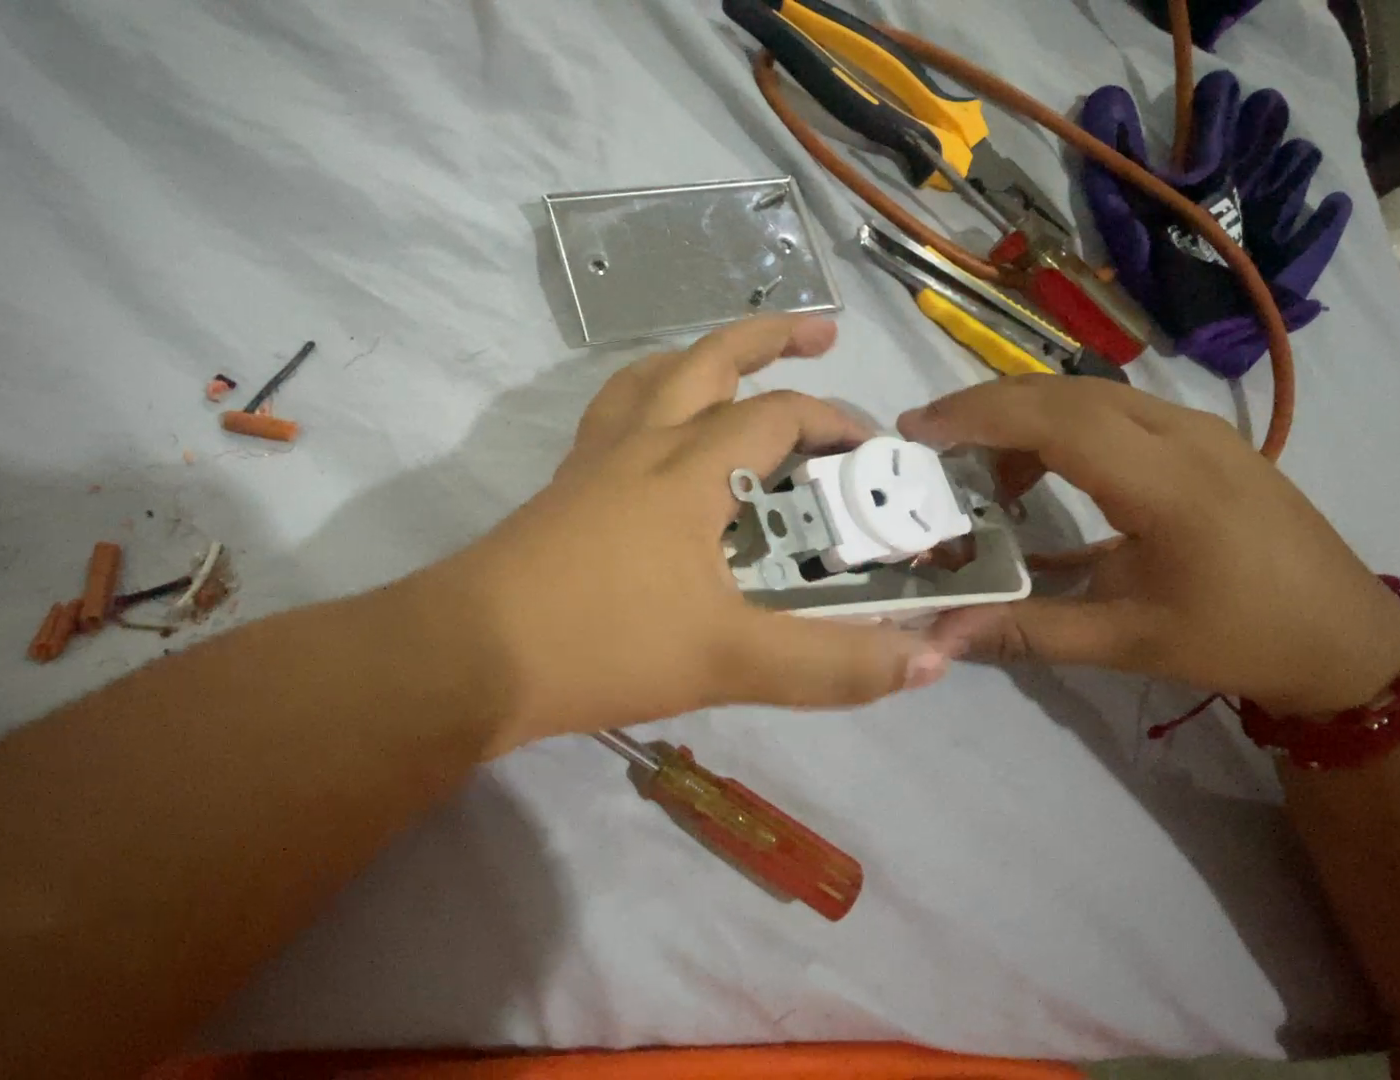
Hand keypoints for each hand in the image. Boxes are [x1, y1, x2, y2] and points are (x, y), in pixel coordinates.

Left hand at [437, 315, 947, 752]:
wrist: (471, 656)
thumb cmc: (603, 644)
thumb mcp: (730, 661)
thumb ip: (831, 665)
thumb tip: (928, 663)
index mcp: (691, 468)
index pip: (780, 415)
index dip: (836, 421)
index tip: (874, 452)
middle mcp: (641, 445)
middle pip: (708, 361)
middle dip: (768, 337)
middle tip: (818, 330)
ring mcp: (591, 463)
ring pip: (647, 379)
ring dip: (696, 360)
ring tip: (728, 371)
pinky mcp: (559, 491)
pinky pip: (609, 419)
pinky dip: (644, 404)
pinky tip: (650, 443)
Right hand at [900, 376, 1399, 714]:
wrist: (1349, 638)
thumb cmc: (1238, 640)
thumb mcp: (1126, 642)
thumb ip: (1025, 630)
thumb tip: (938, 635)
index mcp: (1170, 486)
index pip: (1060, 422)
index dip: (981, 417)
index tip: (917, 430)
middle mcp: (1185, 437)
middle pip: (1066, 391)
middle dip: (986, 405)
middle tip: (925, 437)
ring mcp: (1199, 431)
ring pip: (1088, 392)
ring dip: (1020, 413)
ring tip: (970, 461)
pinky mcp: (1202, 438)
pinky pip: (1113, 409)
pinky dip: (1056, 424)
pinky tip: (1034, 470)